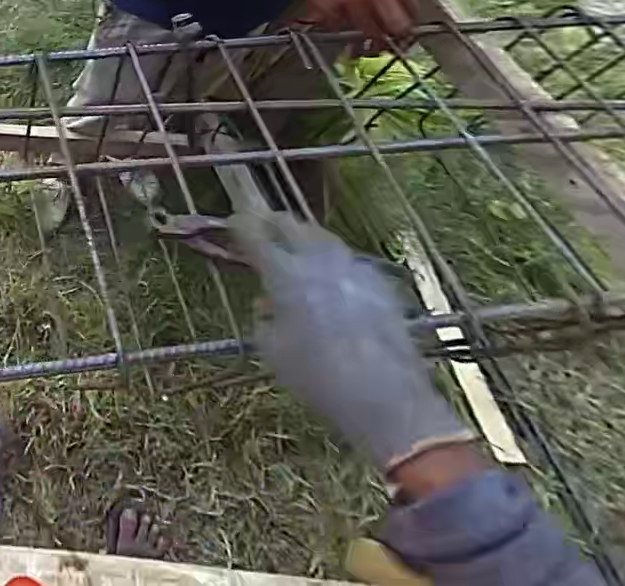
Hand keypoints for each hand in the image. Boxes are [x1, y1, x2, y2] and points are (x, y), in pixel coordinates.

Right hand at [226, 229, 474, 473]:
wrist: (391, 403)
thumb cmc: (319, 378)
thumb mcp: (273, 350)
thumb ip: (264, 319)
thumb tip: (267, 304)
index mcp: (285, 274)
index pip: (256, 236)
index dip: (242, 225)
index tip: (234, 220)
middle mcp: (318, 262)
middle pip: (292, 226)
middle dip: (273, 221)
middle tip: (261, 222)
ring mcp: (352, 270)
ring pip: (322, 237)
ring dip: (303, 234)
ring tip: (294, 239)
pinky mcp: (380, 285)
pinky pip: (346, 258)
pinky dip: (330, 256)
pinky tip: (329, 270)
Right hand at [291, 0, 417, 46]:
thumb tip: (405, 14)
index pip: (413, 12)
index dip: (408, 24)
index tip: (403, 30)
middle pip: (396, 27)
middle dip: (393, 36)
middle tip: (386, 41)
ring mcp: (352, 2)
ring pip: (368, 32)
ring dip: (364, 33)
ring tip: (358, 26)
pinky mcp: (330, 9)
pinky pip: (339, 27)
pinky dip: (337, 25)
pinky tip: (335, 14)